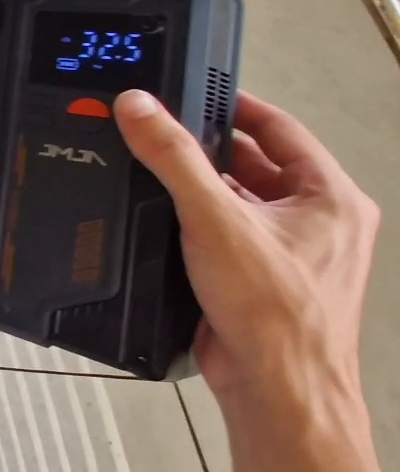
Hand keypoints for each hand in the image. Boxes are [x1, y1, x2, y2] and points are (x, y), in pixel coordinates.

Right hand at [113, 89, 378, 395]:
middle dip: (200, 144)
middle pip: (250, 159)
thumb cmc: (277, 312)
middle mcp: (317, 219)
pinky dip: (188, 210)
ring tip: (151, 171)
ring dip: (192, 179)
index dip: (233, 104)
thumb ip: (172, 156)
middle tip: (154, 129)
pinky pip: (220, 220)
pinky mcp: (258, 266)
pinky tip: (158, 212)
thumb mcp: (214, 217)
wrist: (275, 382)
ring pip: (233, 191)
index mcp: (331, 199)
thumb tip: (140, 107)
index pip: (280, 128)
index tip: (190, 90)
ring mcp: (290, 245)